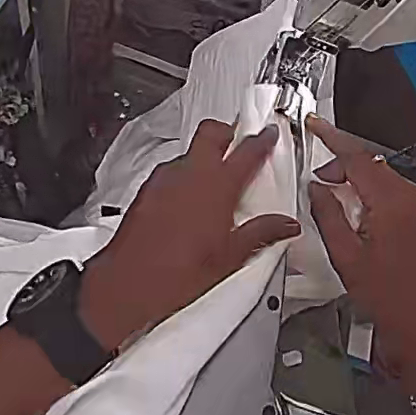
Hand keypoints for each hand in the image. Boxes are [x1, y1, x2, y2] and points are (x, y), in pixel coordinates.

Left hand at [79, 119, 299, 350]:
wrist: (130, 282)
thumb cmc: (177, 271)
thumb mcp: (232, 255)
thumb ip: (262, 232)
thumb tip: (284, 225)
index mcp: (219, 185)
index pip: (248, 151)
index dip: (262, 139)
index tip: (268, 135)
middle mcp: (191, 174)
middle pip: (212, 132)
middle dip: (228, 132)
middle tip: (238, 143)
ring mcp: (166, 178)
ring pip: (189, 151)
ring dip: (204, 157)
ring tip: (214, 180)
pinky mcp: (148, 189)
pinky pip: (170, 171)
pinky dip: (183, 176)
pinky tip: (188, 200)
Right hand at [305, 115, 415, 382]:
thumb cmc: (390, 298)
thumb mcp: (346, 255)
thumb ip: (328, 214)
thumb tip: (317, 189)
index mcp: (392, 202)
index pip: (358, 158)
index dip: (332, 139)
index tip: (316, 125)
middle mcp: (412, 198)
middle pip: (371, 164)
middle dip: (341, 166)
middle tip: (318, 181)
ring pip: (382, 177)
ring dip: (356, 180)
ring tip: (334, 199)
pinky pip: (394, 191)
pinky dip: (372, 193)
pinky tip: (357, 212)